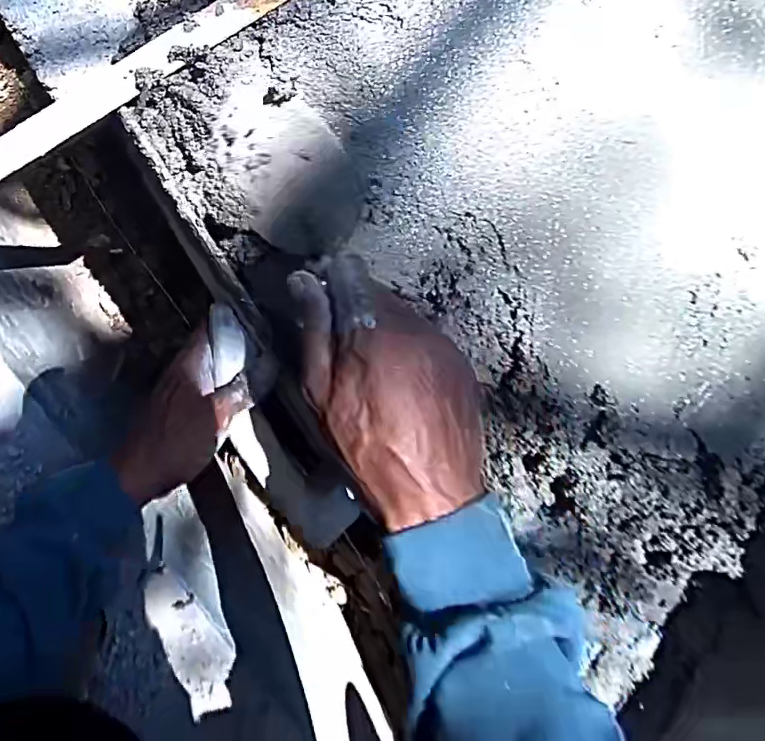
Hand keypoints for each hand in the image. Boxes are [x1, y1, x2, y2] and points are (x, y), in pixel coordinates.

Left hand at [110, 320, 251, 504]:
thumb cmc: (176, 442)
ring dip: (230, 362)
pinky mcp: (177, 405)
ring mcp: (177, 386)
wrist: (140, 473)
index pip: (210, 326)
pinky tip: (237, 392)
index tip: (258, 316)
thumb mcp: (215, 417)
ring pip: (209, 363)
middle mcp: (181, 368)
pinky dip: (222, 382)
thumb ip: (237, 392)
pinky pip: (205, 382)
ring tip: (258, 365)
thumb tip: (260, 372)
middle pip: (212, 344)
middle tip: (266, 342)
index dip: (233, 318)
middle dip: (237, 341)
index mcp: (189, 363)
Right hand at [291, 257, 484, 531]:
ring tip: (372, 366)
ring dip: (384, 325)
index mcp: (372, 327)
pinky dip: (409, 346)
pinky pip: (427, 337)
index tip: (321, 287)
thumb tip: (305, 282)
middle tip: (342, 340)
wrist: (433, 491)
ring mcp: (441, 342)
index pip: (350, 273)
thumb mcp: (320, 390)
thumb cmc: (365, 445)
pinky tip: (400, 379)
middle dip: (357, 305)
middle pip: (378, 292)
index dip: (331, 277)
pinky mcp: (460, 361)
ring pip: (403, 313)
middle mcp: (412, 325)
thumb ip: (314, 328)